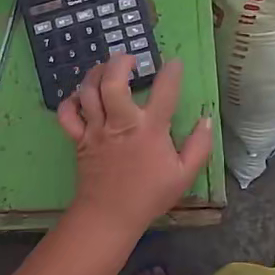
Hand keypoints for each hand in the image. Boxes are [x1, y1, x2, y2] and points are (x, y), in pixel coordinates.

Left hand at [57, 53, 213, 231]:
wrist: (110, 215)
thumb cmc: (150, 195)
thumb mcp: (184, 174)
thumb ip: (199, 146)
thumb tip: (206, 120)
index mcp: (150, 131)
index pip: (164, 91)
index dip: (171, 72)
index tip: (174, 63)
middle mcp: (121, 124)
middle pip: (113, 82)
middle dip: (119, 63)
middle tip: (129, 59)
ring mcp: (97, 130)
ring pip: (88, 91)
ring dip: (96, 74)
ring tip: (106, 69)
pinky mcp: (79, 139)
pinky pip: (67, 114)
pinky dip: (71, 101)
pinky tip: (81, 96)